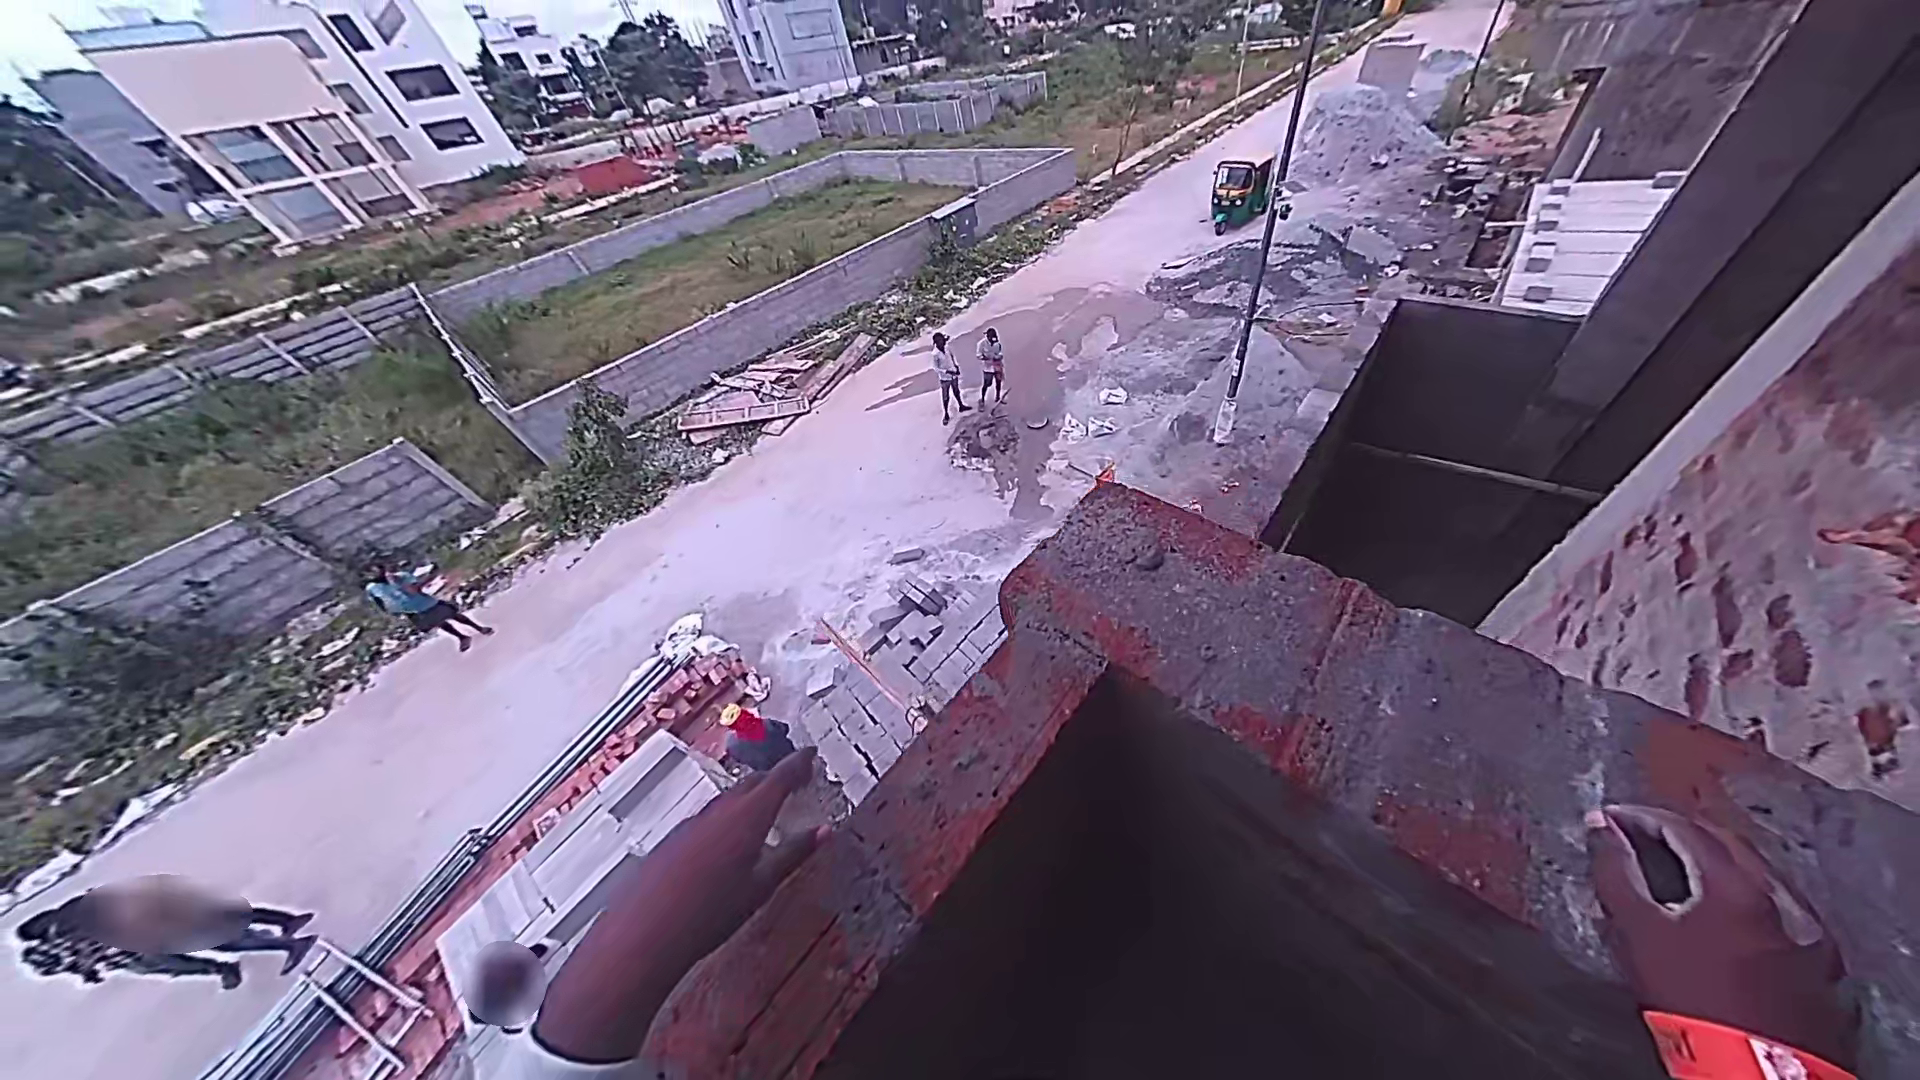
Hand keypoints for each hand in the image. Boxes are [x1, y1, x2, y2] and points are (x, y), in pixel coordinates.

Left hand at [535, 748, 822, 1063]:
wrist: (642, 936)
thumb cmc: (705, 914)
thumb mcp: (763, 885)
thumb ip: (794, 853)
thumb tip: (822, 833)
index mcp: (749, 814)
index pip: (782, 775)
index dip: (799, 762)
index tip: (810, 755)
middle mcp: (721, 809)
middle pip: (755, 780)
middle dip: (777, 777)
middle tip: (794, 780)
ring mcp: (694, 822)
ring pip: (730, 797)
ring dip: (751, 795)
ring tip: (764, 809)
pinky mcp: (674, 838)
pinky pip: (709, 815)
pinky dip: (727, 816)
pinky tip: (727, 840)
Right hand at [1587, 805, 1855, 1069]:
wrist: (1755, 1065)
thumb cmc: (1685, 988)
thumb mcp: (1634, 923)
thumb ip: (1615, 867)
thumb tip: (1601, 826)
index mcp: (1736, 888)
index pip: (1683, 829)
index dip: (1639, 816)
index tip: (1608, 816)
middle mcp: (1783, 901)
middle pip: (1728, 843)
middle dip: (1678, 829)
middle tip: (1636, 830)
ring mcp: (1811, 934)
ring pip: (1757, 872)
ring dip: (1710, 857)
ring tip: (1671, 861)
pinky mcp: (1821, 960)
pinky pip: (1775, 903)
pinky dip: (1738, 886)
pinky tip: (1715, 901)